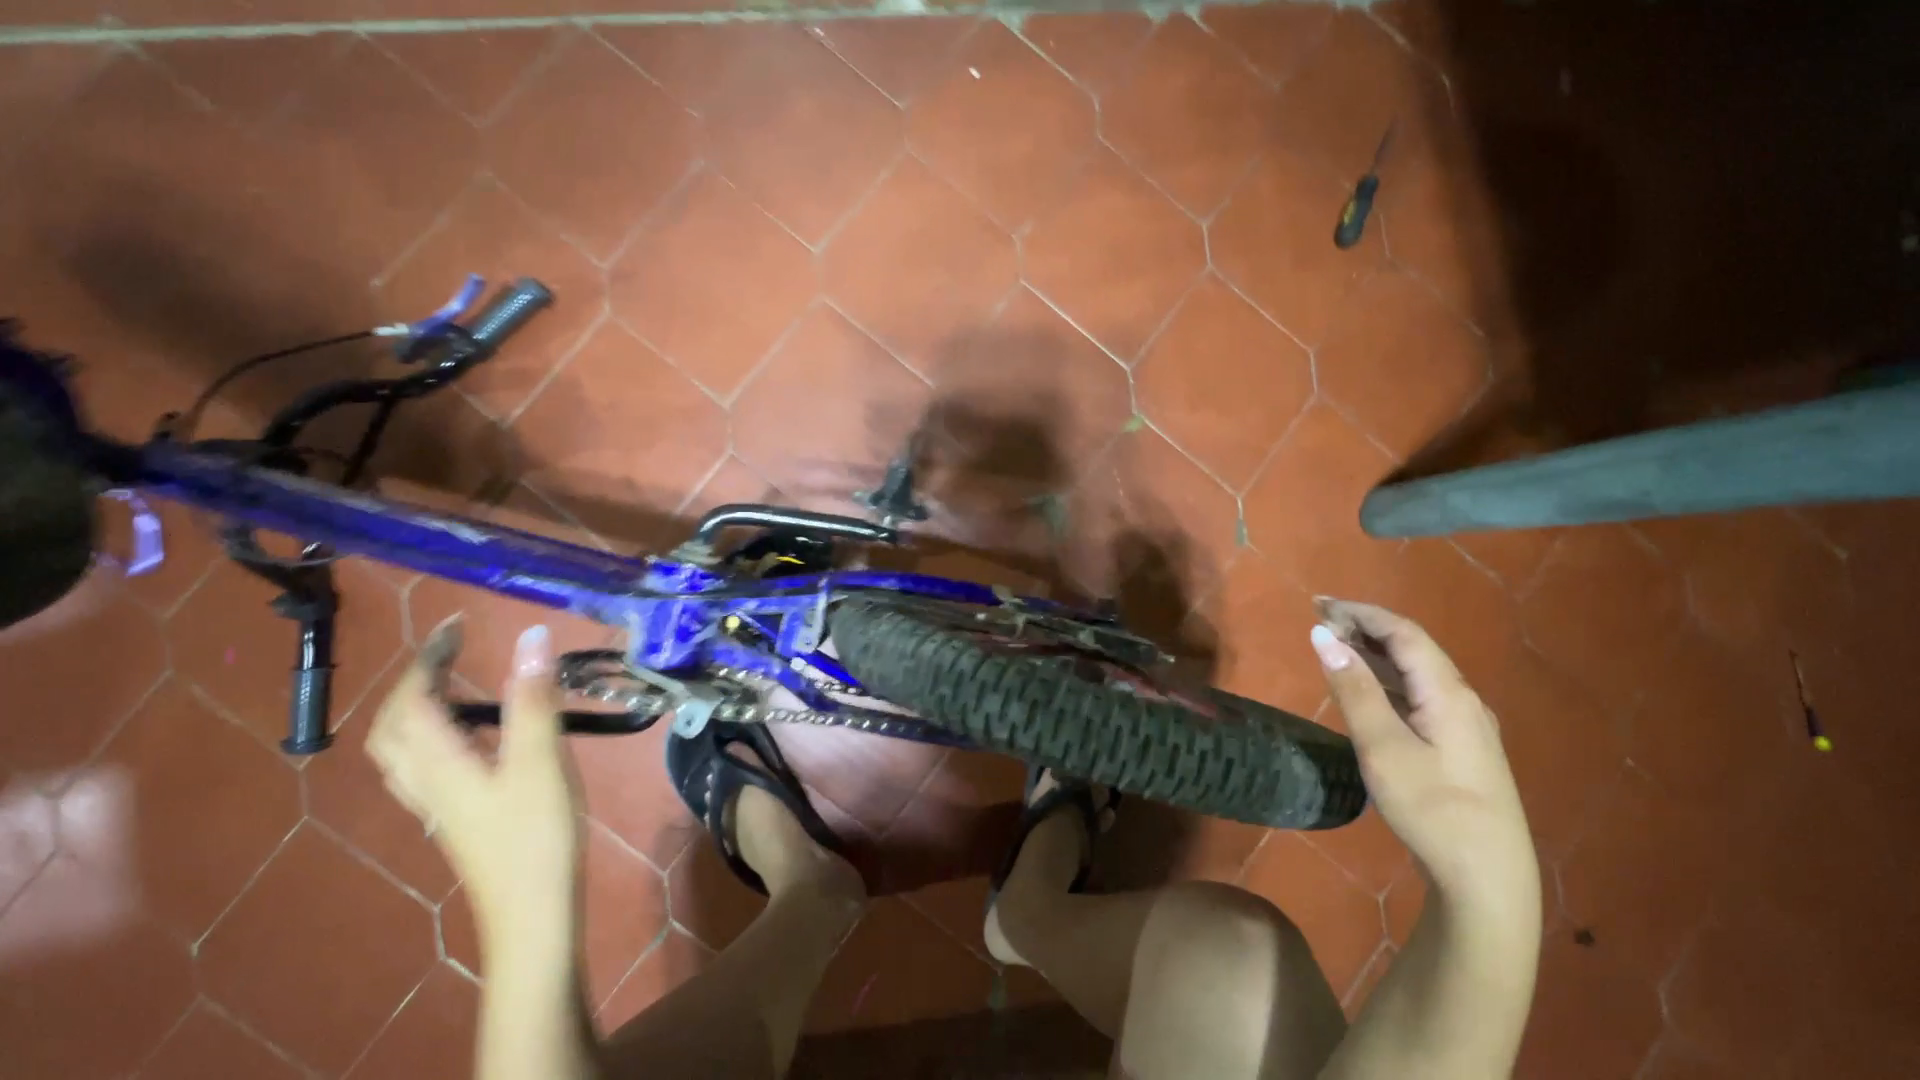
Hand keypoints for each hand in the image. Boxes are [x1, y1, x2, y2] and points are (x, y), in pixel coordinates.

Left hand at [366, 618, 581, 954]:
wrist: (531, 914)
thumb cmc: (535, 836)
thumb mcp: (541, 760)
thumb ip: (534, 698)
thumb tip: (533, 634)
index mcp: (438, 759)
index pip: (413, 696)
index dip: (429, 655)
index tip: (458, 624)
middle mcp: (424, 779)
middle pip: (392, 724)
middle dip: (414, 682)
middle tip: (454, 655)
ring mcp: (436, 805)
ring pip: (403, 749)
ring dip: (419, 708)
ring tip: (461, 687)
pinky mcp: (454, 820)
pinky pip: (425, 767)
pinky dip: (437, 737)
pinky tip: (475, 741)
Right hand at [1311, 599, 1536, 917]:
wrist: (1488, 875)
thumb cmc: (1432, 808)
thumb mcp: (1382, 748)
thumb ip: (1354, 690)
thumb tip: (1323, 637)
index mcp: (1447, 691)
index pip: (1402, 633)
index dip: (1360, 613)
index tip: (1317, 605)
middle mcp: (1463, 699)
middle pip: (1412, 648)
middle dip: (1365, 629)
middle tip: (1320, 622)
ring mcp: (1467, 725)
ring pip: (1418, 673)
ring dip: (1376, 655)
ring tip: (1335, 649)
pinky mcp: (1463, 748)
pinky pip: (1422, 696)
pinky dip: (1389, 682)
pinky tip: (1370, 694)